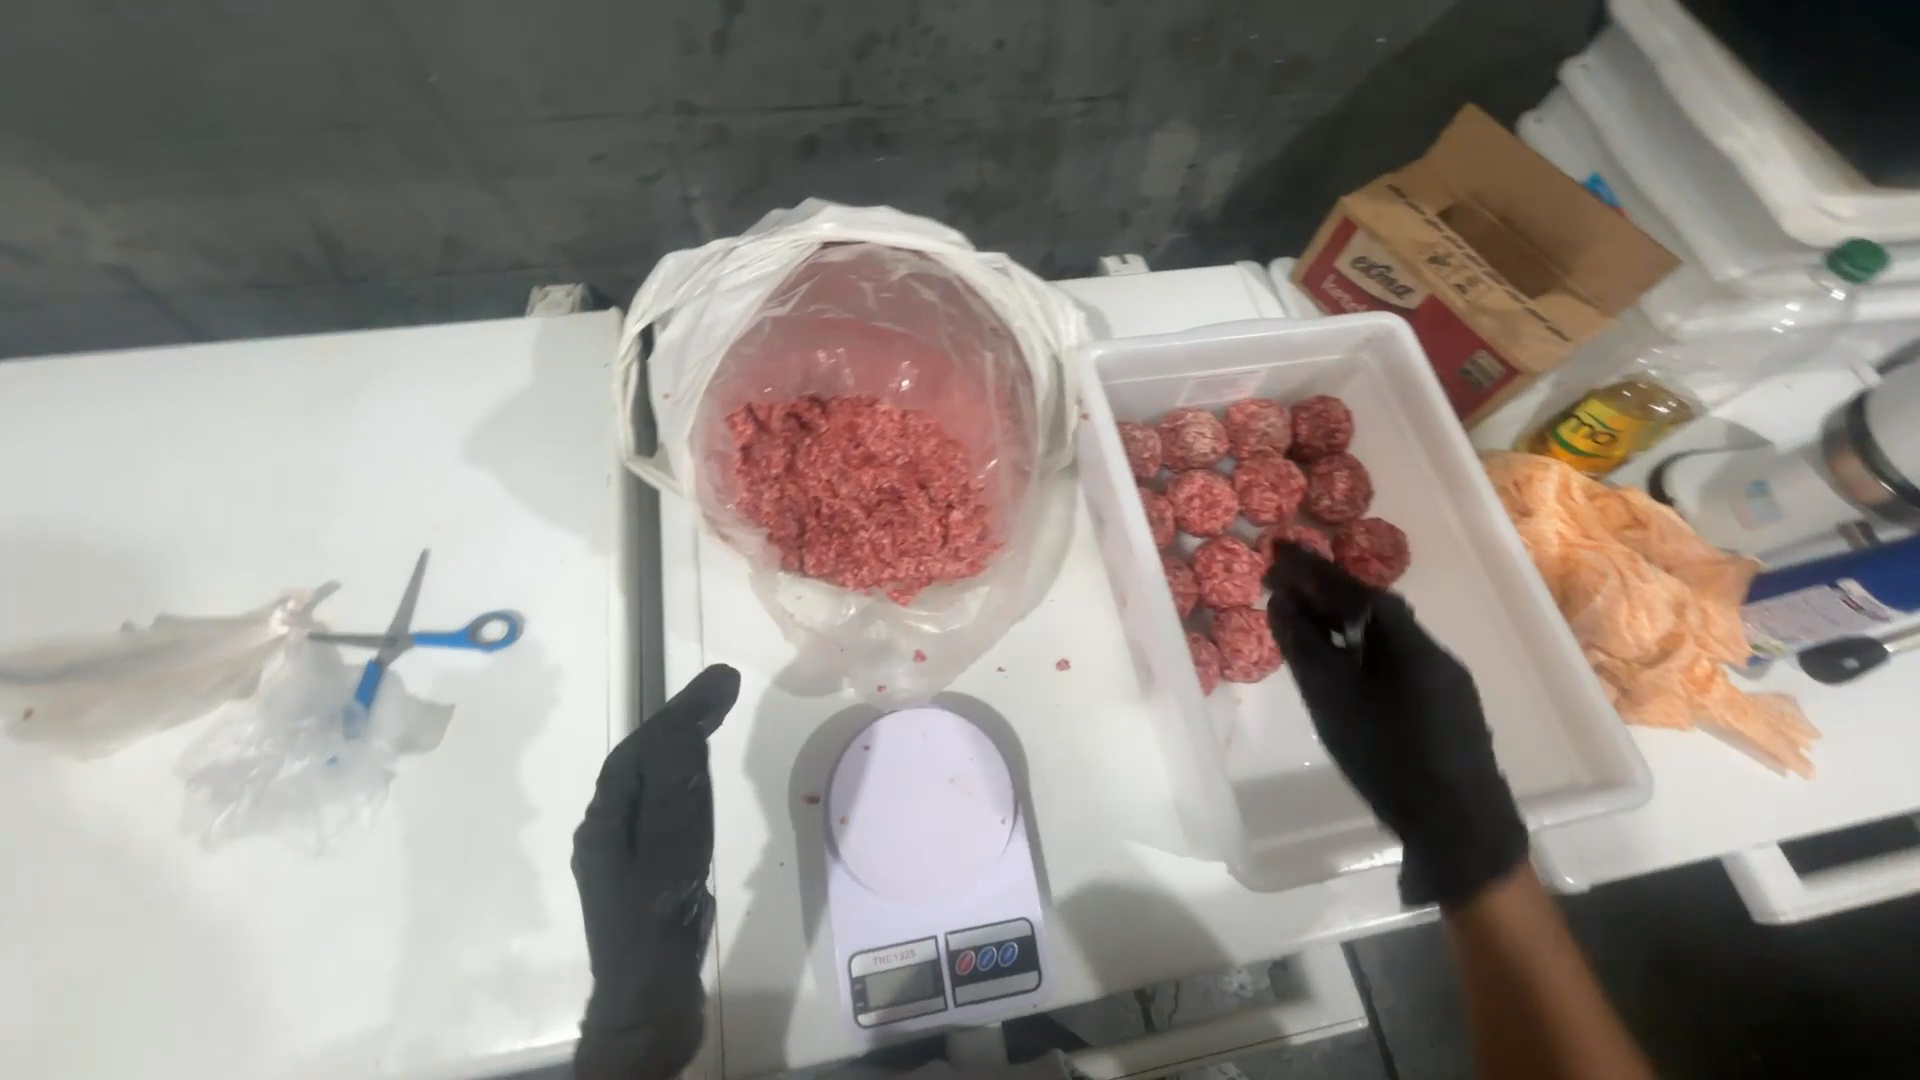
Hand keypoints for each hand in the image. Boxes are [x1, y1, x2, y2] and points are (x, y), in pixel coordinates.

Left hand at [572, 664, 740, 1079]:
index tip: (726, 679)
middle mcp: (607, 828)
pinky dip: (684, 778)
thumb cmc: (659, 920)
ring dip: (680, 744)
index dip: (684, 708)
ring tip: (713, 720)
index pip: (645, 745)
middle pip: (644, 758)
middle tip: (725, 691)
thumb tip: (686, 718)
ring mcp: (622, 853)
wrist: (646, 1001)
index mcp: (608, 817)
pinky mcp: (643, 872)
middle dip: (681, 719)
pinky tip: (699, 783)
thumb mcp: (670, 847)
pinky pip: (662, 806)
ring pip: (651, 781)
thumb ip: (677, 783)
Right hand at [1265, 548, 1525, 907]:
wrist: (1459, 825)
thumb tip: (1282, 602)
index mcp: (1406, 642)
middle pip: (1372, 608)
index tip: (1277, 549)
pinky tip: (1343, 666)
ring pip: (1385, 635)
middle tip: (1282, 584)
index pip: (1352, 589)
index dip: (1312, 568)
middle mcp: (1431, 650)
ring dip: (1343, 622)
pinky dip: (1361, 649)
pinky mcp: (1448, 706)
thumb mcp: (1331, 700)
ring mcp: (1445, 680)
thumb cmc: (1387, 756)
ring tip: (1304, 621)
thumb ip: (1304, 647)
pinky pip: (1395, 659)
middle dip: (1325, 592)